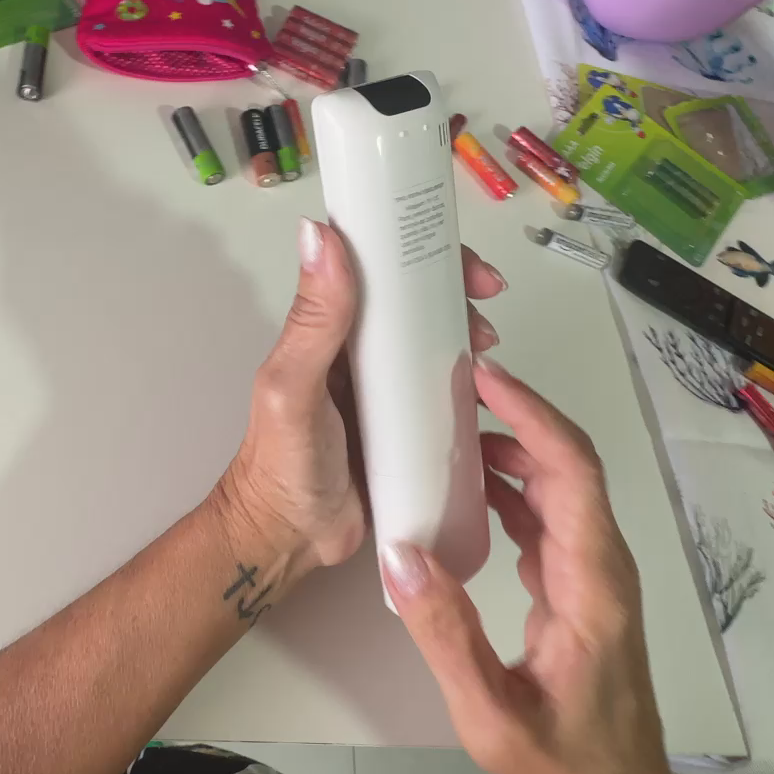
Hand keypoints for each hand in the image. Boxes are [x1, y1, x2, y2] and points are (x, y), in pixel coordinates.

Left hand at [213, 217, 506, 576]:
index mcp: (328, 330)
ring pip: (434, 345)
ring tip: (489, 351)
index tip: (456, 258)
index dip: (414, 253)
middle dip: (453, 293)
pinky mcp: (408, 426)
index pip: (372, 270)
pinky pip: (445, 395)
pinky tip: (491, 397)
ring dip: (467, 337)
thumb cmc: (283, 462)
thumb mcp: (294, 387)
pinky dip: (472, 387)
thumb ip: (312, 321)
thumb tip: (318, 234)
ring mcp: (386, 390)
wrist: (292, 539)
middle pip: (412, 303)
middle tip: (487, 301)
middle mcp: (358, 351)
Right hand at [379, 358, 677, 773]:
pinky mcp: (574, 581)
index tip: (487, 380)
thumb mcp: (491, 714)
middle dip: (518, 413)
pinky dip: (508, 482)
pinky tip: (467, 481)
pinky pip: (543, 511)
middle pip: (568, 464)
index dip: (532, 416)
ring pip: (557, 483)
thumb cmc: (565, 762)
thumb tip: (401, 554)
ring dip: (511, 444)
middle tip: (459, 385)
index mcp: (592, 583)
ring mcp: (589, 570)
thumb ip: (445, 636)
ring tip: (453, 422)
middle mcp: (599, 563)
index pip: (572, 472)